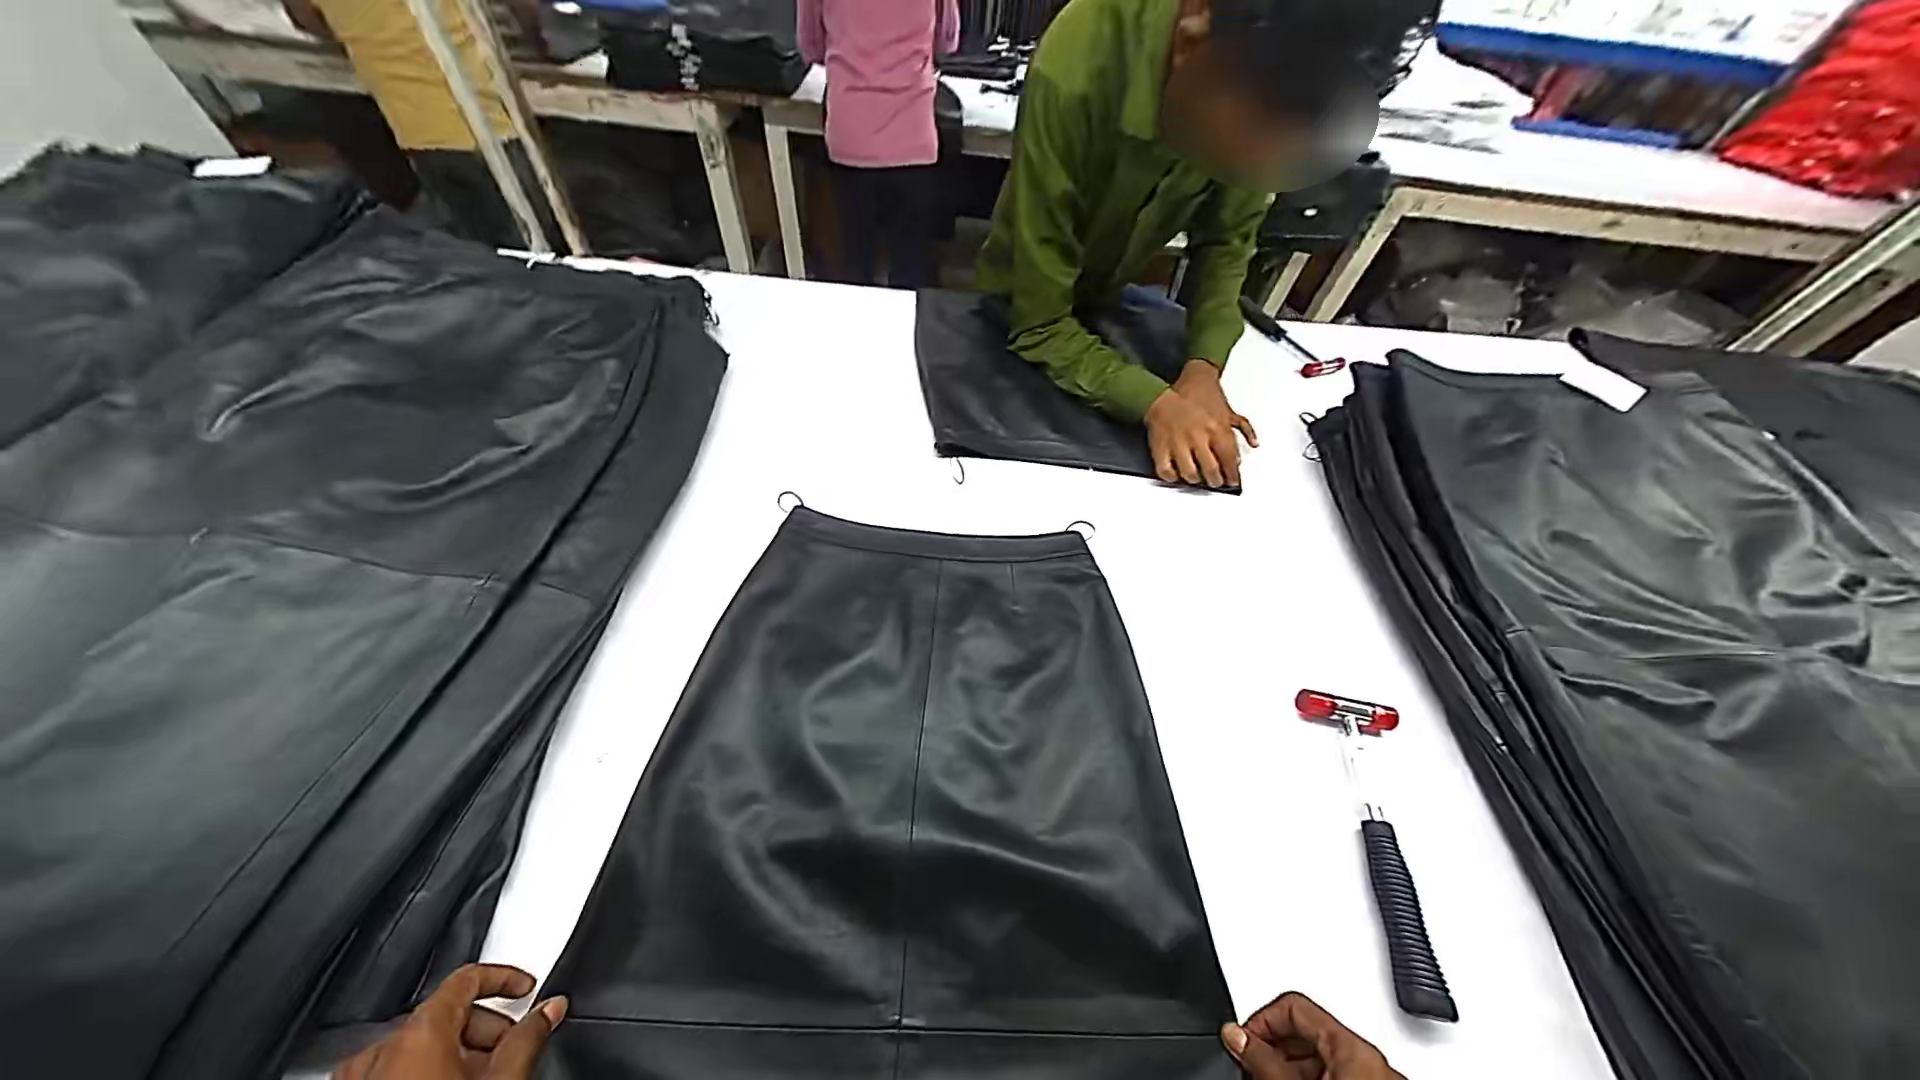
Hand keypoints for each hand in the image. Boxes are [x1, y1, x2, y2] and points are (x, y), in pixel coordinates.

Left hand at [333, 964, 567, 1079]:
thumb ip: (529, 1037)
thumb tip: (550, 1009)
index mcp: (419, 1033)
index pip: (469, 979)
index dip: (505, 978)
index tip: (525, 989)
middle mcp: (379, 1054)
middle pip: (446, 1015)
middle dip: (486, 1028)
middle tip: (512, 1049)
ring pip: (418, 1048)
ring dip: (457, 1055)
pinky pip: (394, 1075)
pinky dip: (425, 1076)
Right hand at [1145, 360, 1257, 488]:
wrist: (1166, 392)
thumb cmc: (1196, 400)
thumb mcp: (1226, 410)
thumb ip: (1243, 428)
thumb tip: (1253, 443)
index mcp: (1217, 428)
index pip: (1230, 459)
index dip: (1232, 474)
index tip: (1232, 481)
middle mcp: (1198, 437)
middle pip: (1211, 470)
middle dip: (1216, 481)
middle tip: (1216, 482)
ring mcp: (1178, 443)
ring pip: (1189, 473)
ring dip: (1196, 480)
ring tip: (1198, 478)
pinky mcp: (1160, 446)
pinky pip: (1165, 470)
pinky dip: (1171, 477)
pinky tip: (1176, 474)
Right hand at [1220, 992, 1403, 1079]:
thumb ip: (1263, 1062)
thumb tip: (1236, 1035)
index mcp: (1355, 1051)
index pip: (1294, 1008)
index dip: (1262, 1022)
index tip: (1244, 1045)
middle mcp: (1375, 1067)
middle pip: (1309, 1035)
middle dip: (1275, 1051)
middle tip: (1252, 1070)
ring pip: (1323, 1064)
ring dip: (1290, 1073)